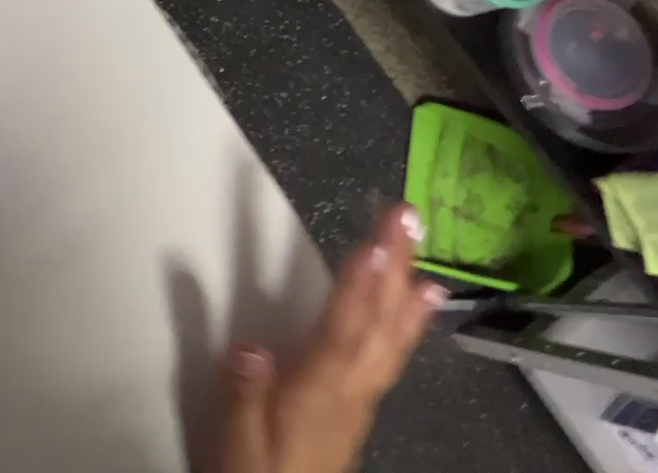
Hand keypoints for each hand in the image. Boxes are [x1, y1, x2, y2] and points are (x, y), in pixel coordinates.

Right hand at [221, 204, 442, 472]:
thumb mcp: (237, 442)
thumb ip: (244, 395)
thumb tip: (251, 348)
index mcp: (317, 394)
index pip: (343, 332)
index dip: (357, 287)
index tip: (372, 244)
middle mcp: (349, 390)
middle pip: (376, 322)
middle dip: (392, 265)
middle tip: (405, 216)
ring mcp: (359, 396)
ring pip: (389, 335)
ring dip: (404, 285)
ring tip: (420, 247)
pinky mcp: (357, 400)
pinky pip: (390, 352)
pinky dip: (406, 321)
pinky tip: (414, 305)